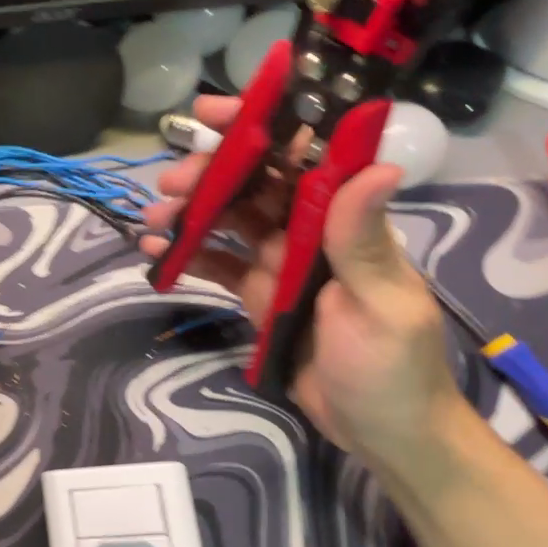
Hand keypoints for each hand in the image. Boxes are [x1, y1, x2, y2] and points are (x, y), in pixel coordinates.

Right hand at [140, 95, 474, 475]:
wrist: (383, 433)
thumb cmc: (393, 366)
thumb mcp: (381, 303)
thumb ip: (362, 239)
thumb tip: (377, 167)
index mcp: (345, 222)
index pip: (303, 157)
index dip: (262, 127)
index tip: (215, 114)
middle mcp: (310, 232)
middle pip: (254, 184)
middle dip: (210, 174)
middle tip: (169, 183)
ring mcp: (280, 264)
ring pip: (228, 221)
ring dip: (190, 213)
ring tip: (154, 219)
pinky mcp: (258, 297)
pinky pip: (218, 264)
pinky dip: (187, 255)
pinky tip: (155, 251)